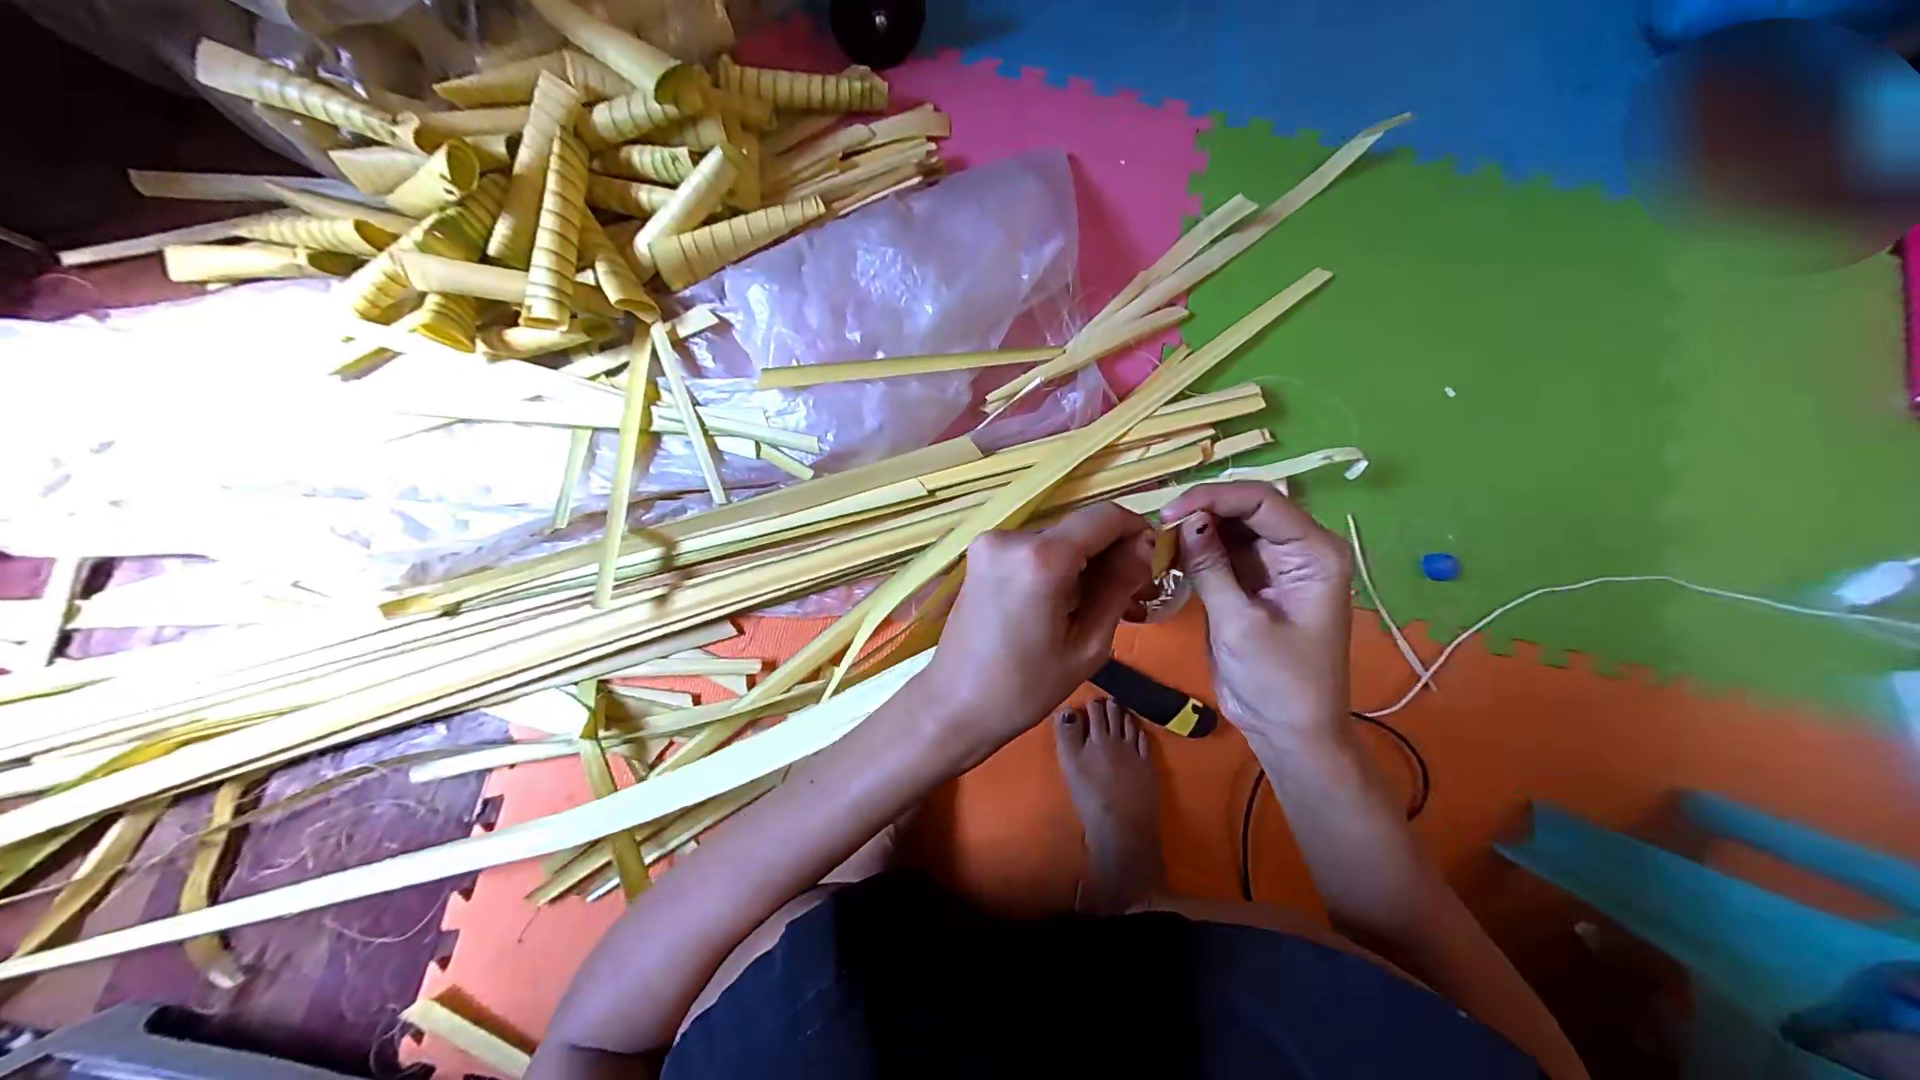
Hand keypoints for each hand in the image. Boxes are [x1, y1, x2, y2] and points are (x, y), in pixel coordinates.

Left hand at [919, 503, 1153, 757]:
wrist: (956, 704)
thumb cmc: (1025, 687)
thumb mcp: (1088, 644)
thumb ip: (1118, 587)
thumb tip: (1143, 547)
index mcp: (1041, 558)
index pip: (1105, 517)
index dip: (1135, 532)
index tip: (1150, 562)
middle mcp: (1011, 537)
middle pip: (1080, 528)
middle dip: (1111, 554)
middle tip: (1133, 595)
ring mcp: (990, 543)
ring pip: (1059, 539)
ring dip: (1084, 563)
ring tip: (1102, 606)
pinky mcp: (981, 554)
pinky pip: (1034, 549)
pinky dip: (1057, 567)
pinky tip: (1069, 601)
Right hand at [1160, 482, 1352, 747]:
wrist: (1288, 731)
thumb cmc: (1278, 682)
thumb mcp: (1239, 624)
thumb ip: (1211, 567)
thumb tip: (1185, 520)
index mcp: (1315, 553)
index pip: (1263, 502)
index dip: (1214, 497)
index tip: (1169, 511)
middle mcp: (1299, 549)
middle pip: (1247, 508)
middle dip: (1202, 509)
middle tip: (1157, 522)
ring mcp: (1275, 565)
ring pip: (1231, 527)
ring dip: (1196, 527)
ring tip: (1158, 535)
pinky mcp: (1252, 581)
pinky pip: (1222, 551)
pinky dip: (1196, 549)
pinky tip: (1170, 552)